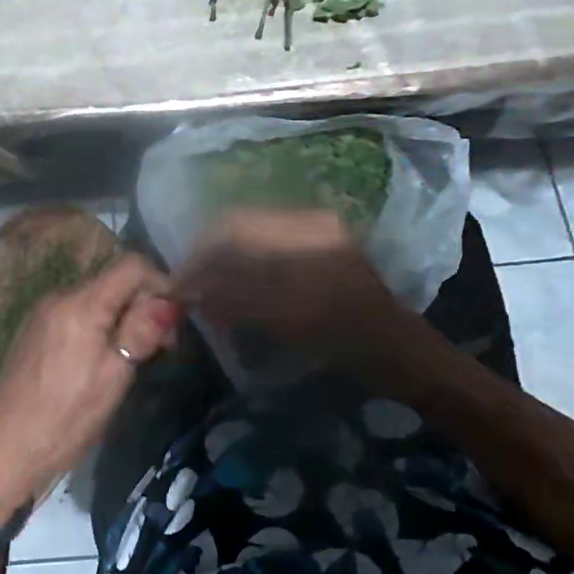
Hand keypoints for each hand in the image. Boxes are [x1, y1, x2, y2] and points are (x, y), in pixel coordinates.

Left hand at [0, 253, 180, 527]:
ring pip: (100, 297)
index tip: (177, 319)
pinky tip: (109, 359)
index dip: (162, 283)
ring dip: (126, 316)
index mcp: (80, 303)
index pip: (133, 265)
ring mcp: (44, 313)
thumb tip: (170, 299)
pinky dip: (104, 326)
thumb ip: (141, 330)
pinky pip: (81, 313)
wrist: (2, 450)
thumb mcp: (114, 375)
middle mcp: (60, 297)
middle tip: (164, 346)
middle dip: (146, 303)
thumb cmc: (66, 417)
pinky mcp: (36, 331)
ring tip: (140, 356)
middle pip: (115, 279)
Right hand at [173, 208, 411, 370]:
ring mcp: (314, 234)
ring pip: (251, 240)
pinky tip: (232, 293)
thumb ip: (236, 300)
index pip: (236, 227)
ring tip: (205, 295)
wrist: (396, 351)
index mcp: (307, 229)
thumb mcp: (290, 321)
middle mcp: (310, 221)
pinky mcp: (315, 250)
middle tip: (187, 290)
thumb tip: (189, 290)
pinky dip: (244, 271)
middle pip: (241, 228)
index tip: (178, 284)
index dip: (201, 255)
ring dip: (224, 265)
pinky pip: (267, 251)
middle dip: (209, 259)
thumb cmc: (348, 339)